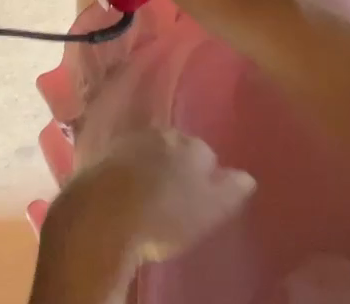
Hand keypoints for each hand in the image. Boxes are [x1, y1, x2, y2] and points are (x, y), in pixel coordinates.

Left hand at [56, 129, 256, 263]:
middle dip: (177, 163)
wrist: (104, 213)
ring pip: (147, 149)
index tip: (204, 192)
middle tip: (177, 190)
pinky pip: (122, 158)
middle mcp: (162, 135)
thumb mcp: (209, 209)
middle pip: (176, 146)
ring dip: (150, 163)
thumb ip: (230, 190)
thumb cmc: (165, 215)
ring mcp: (129, 141)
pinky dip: (126, 170)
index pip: (206, 154)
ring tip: (151, 190)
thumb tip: (248, 177)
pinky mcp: (102, 154)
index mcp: (192, 146)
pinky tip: (124, 189)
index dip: (207, 173)